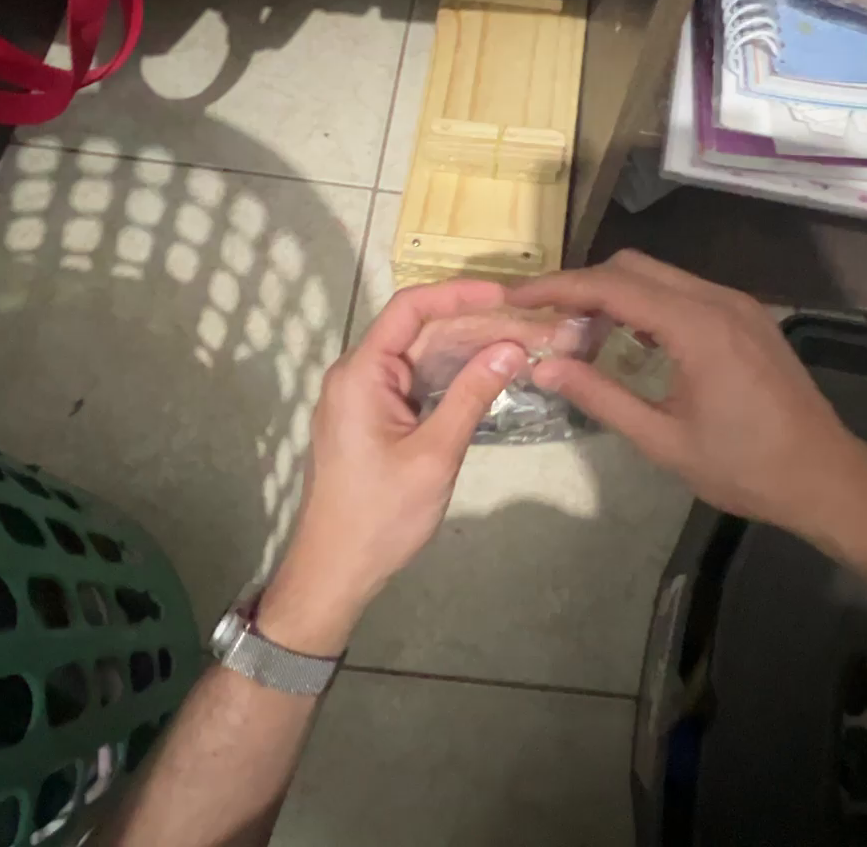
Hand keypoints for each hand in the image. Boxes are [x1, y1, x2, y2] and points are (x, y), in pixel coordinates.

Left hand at [260, 280, 525, 654]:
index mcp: (361, 373)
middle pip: (420, 331)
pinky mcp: (376, 416)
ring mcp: (366, 396)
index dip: (458, 295)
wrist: (335, 571)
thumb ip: (471, 396)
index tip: (506, 295)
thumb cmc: (380, 516)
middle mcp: (359, 374)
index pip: (409, 309)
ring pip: (422, 356)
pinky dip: (453, 375)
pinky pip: (417, 381)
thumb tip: (511, 348)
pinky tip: (490, 372)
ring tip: (522, 343)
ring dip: (468, 349)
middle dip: (475, 325)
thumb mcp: (434, 454)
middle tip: (530, 324)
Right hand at [510, 251, 866, 538]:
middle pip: (633, 266)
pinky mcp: (746, 316)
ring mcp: (737, 304)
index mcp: (698, 328)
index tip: (517, 298)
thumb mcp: (663, 440)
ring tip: (578, 330)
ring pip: (659, 274)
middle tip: (545, 319)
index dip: (558, 287)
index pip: (613, 286)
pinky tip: (627, 337)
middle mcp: (718, 300)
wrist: (826, 476)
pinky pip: (683, 291)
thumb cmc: (745, 468)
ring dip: (613, 292)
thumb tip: (543, 367)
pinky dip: (645, 303)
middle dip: (581, 284)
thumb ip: (601, 397)